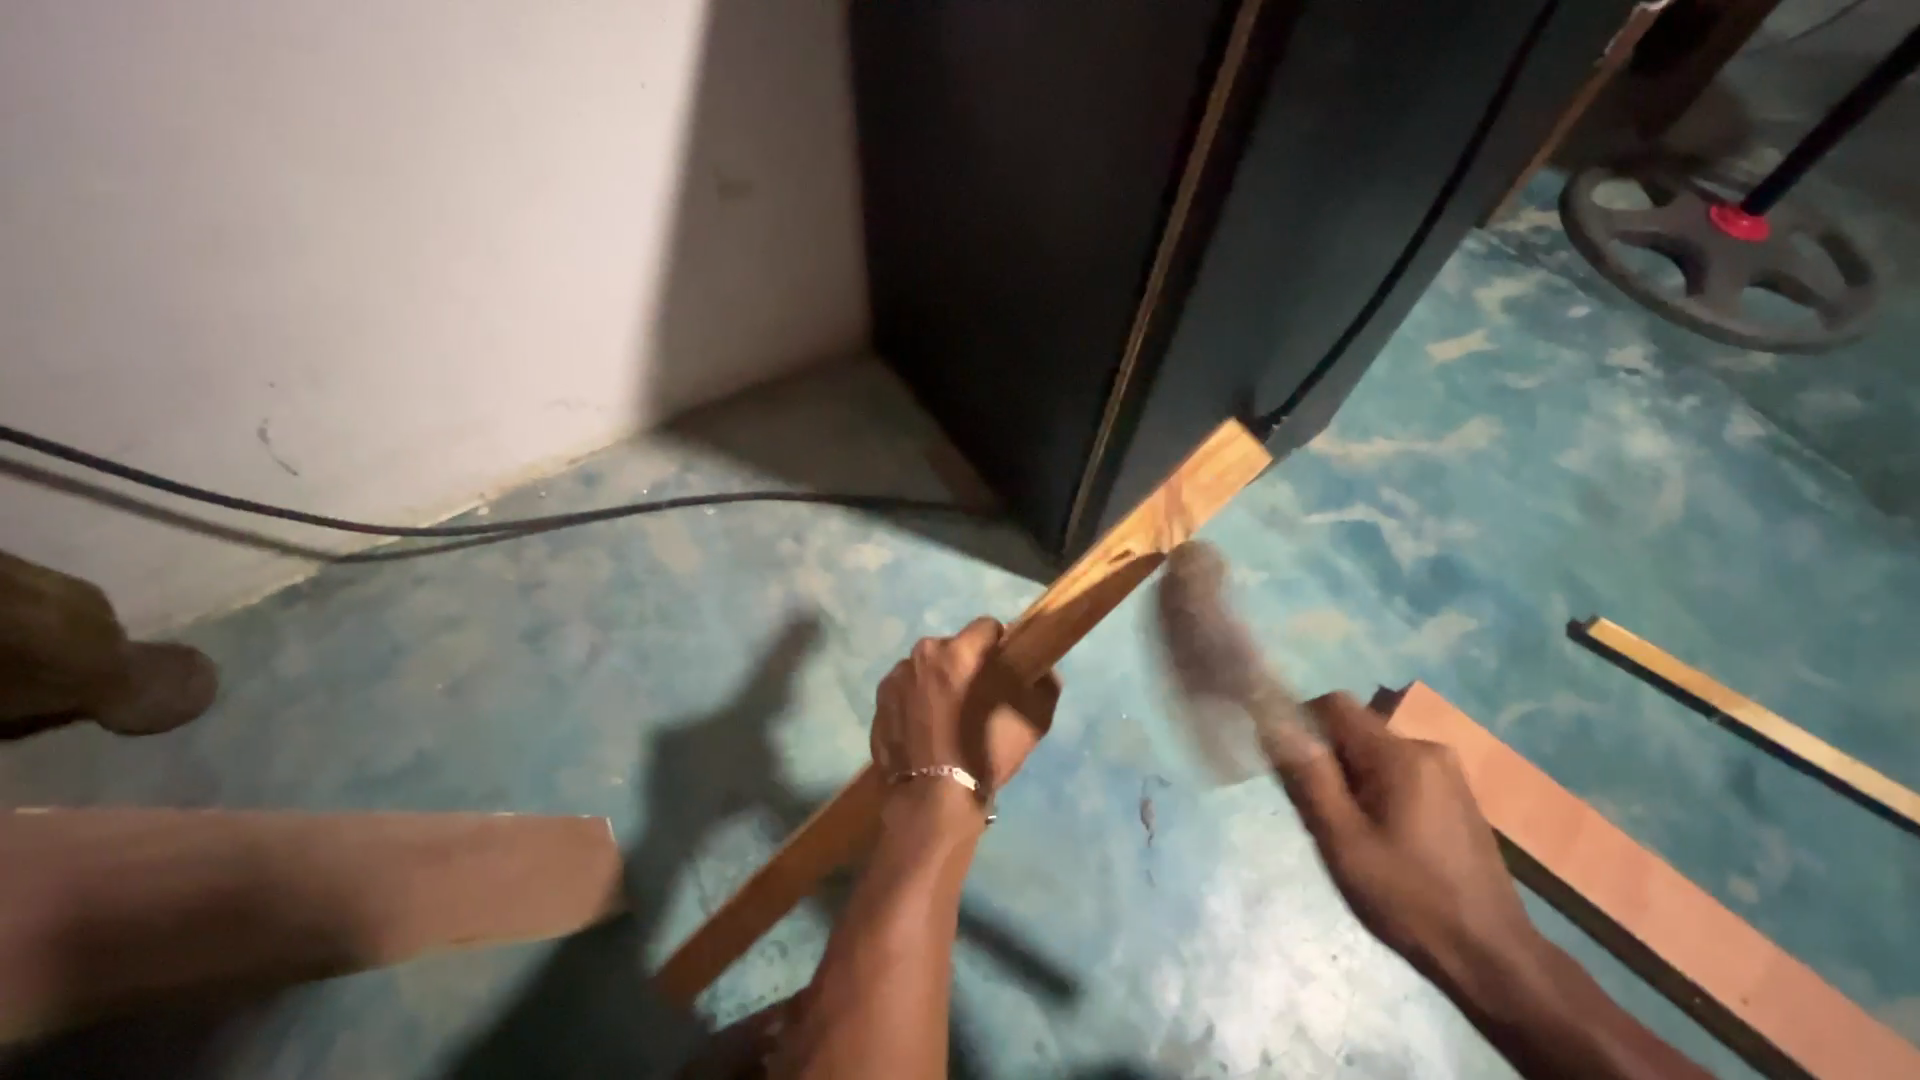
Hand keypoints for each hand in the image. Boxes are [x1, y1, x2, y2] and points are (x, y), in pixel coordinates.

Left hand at [872, 617, 1061, 798]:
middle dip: (966, 664)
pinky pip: (905, 690)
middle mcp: (922, 655)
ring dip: (938, 682)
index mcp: (959, 652)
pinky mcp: (879, 702)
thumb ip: (1044, 683)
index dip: (999, 644)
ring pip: (926, 668)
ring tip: (947, 718)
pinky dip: (916, 701)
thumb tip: (1042, 668)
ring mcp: (895, 678)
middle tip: (976, 697)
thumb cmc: (985, 755)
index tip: (1004, 667)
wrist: (933, 799)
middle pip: (952, 647)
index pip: (986, 626)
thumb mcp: (1034, 721)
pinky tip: (925, 730)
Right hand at [1273, 692, 1545, 998]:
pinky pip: (1400, 772)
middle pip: (1355, 729)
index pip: (1335, 704)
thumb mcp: (1344, 840)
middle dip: (1326, 759)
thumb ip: (1310, 777)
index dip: (1300, 721)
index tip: (1286, 764)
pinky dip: (1377, 790)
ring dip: (1350, 778)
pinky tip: (1381, 837)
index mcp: (1400, 754)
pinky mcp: (1456, 795)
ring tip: (1348, 831)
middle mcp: (1427, 749)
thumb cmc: (1408, 896)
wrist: (1490, 953)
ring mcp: (1448, 772)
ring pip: (1376, 753)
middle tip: (1318, 812)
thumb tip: (1277, 724)